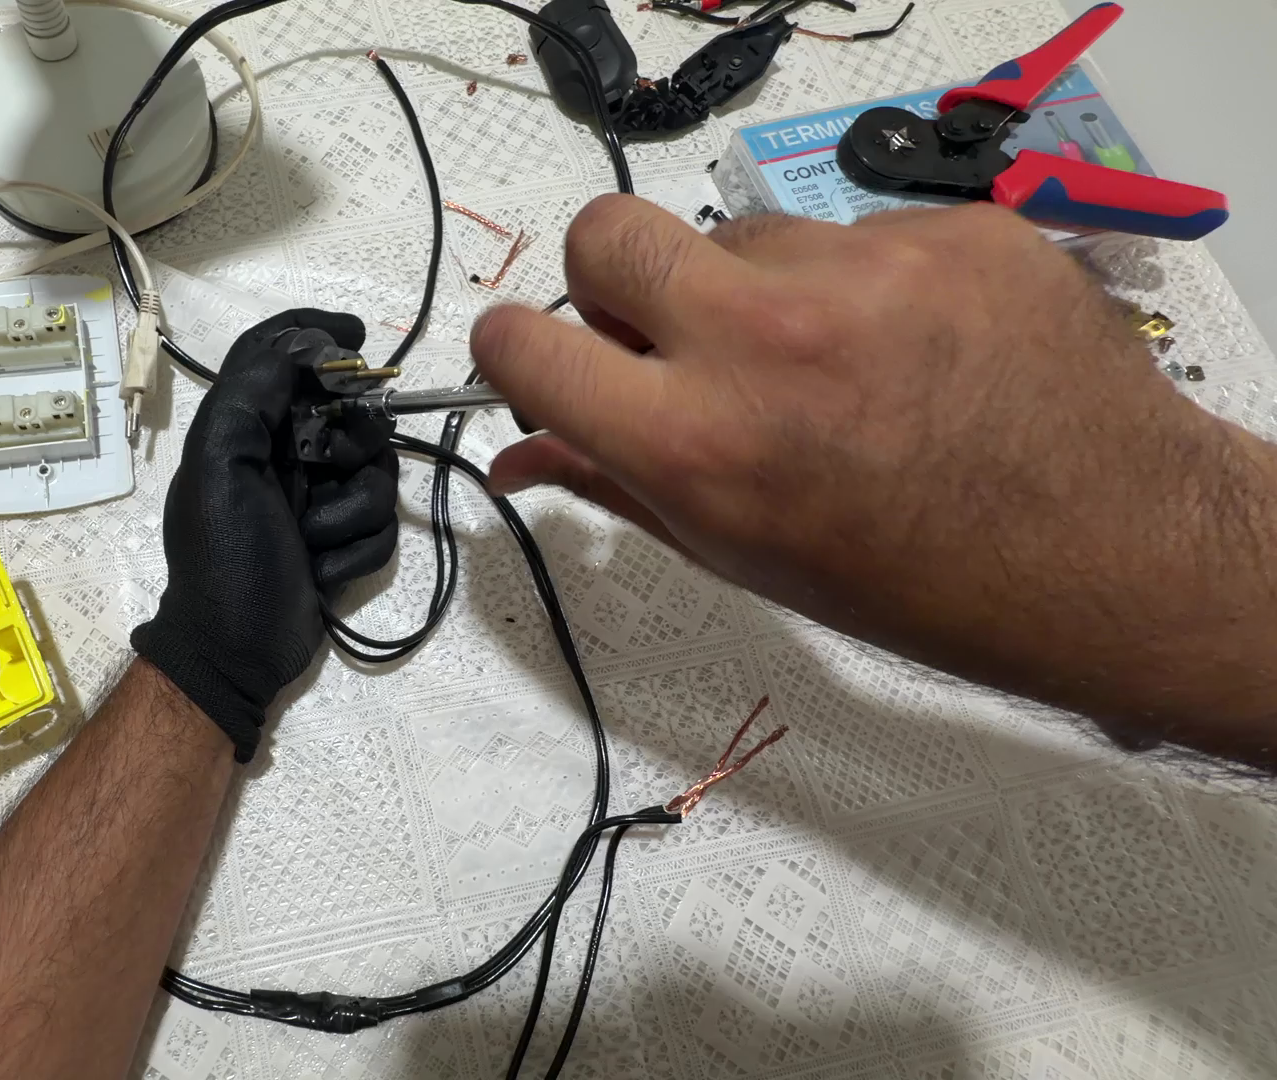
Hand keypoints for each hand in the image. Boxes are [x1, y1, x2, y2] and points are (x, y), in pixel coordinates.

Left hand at [132, 310, 398, 760]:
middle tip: (329, 469)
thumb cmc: (223, 556)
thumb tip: (303, 343)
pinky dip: (357, 551)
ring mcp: (318, 498)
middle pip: (350, 414)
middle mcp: (285, 454)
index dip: (318, 333)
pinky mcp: (343, 539)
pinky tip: (321, 573)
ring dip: (350, 513)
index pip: (279, 354)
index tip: (358, 338)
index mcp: (247, 428)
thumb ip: (252, 393)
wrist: (235, 652)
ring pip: (378, 473)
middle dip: (350, 446)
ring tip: (313, 542)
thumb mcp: (220, 464)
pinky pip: (382, 524)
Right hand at [472, 197, 1276, 762]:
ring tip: (800, 360)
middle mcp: (759, 341)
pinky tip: (881, 344)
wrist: (1097, 551)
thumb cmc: (882, 574)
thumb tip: (512, 460)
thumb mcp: (716, 545)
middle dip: (605, 281)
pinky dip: (830, 282)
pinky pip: (833, 232)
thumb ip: (598, 480)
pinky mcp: (947, 229)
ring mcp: (860, 271)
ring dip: (732, 290)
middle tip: (656, 334)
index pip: (522, 345)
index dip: (505, 349)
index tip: (529, 361)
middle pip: (604, 232)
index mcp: (689, 440)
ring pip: (727, 235)